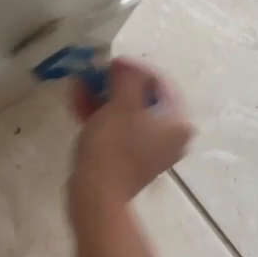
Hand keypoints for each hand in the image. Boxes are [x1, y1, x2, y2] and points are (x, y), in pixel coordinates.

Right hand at [68, 57, 192, 208]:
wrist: (96, 195)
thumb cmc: (112, 148)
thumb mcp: (120, 105)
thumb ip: (126, 78)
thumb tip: (124, 64)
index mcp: (178, 121)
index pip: (160, 82)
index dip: (134, 67)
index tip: (108, 61)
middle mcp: (171, 135)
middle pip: (143, 99)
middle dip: (113, 84)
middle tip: (91, 74)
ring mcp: (151, 150)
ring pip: (128, 114)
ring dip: (104, 99)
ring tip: (79, 87)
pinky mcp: (131, 160)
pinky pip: (120, 130)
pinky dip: (103, 118)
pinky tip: (80, 106)